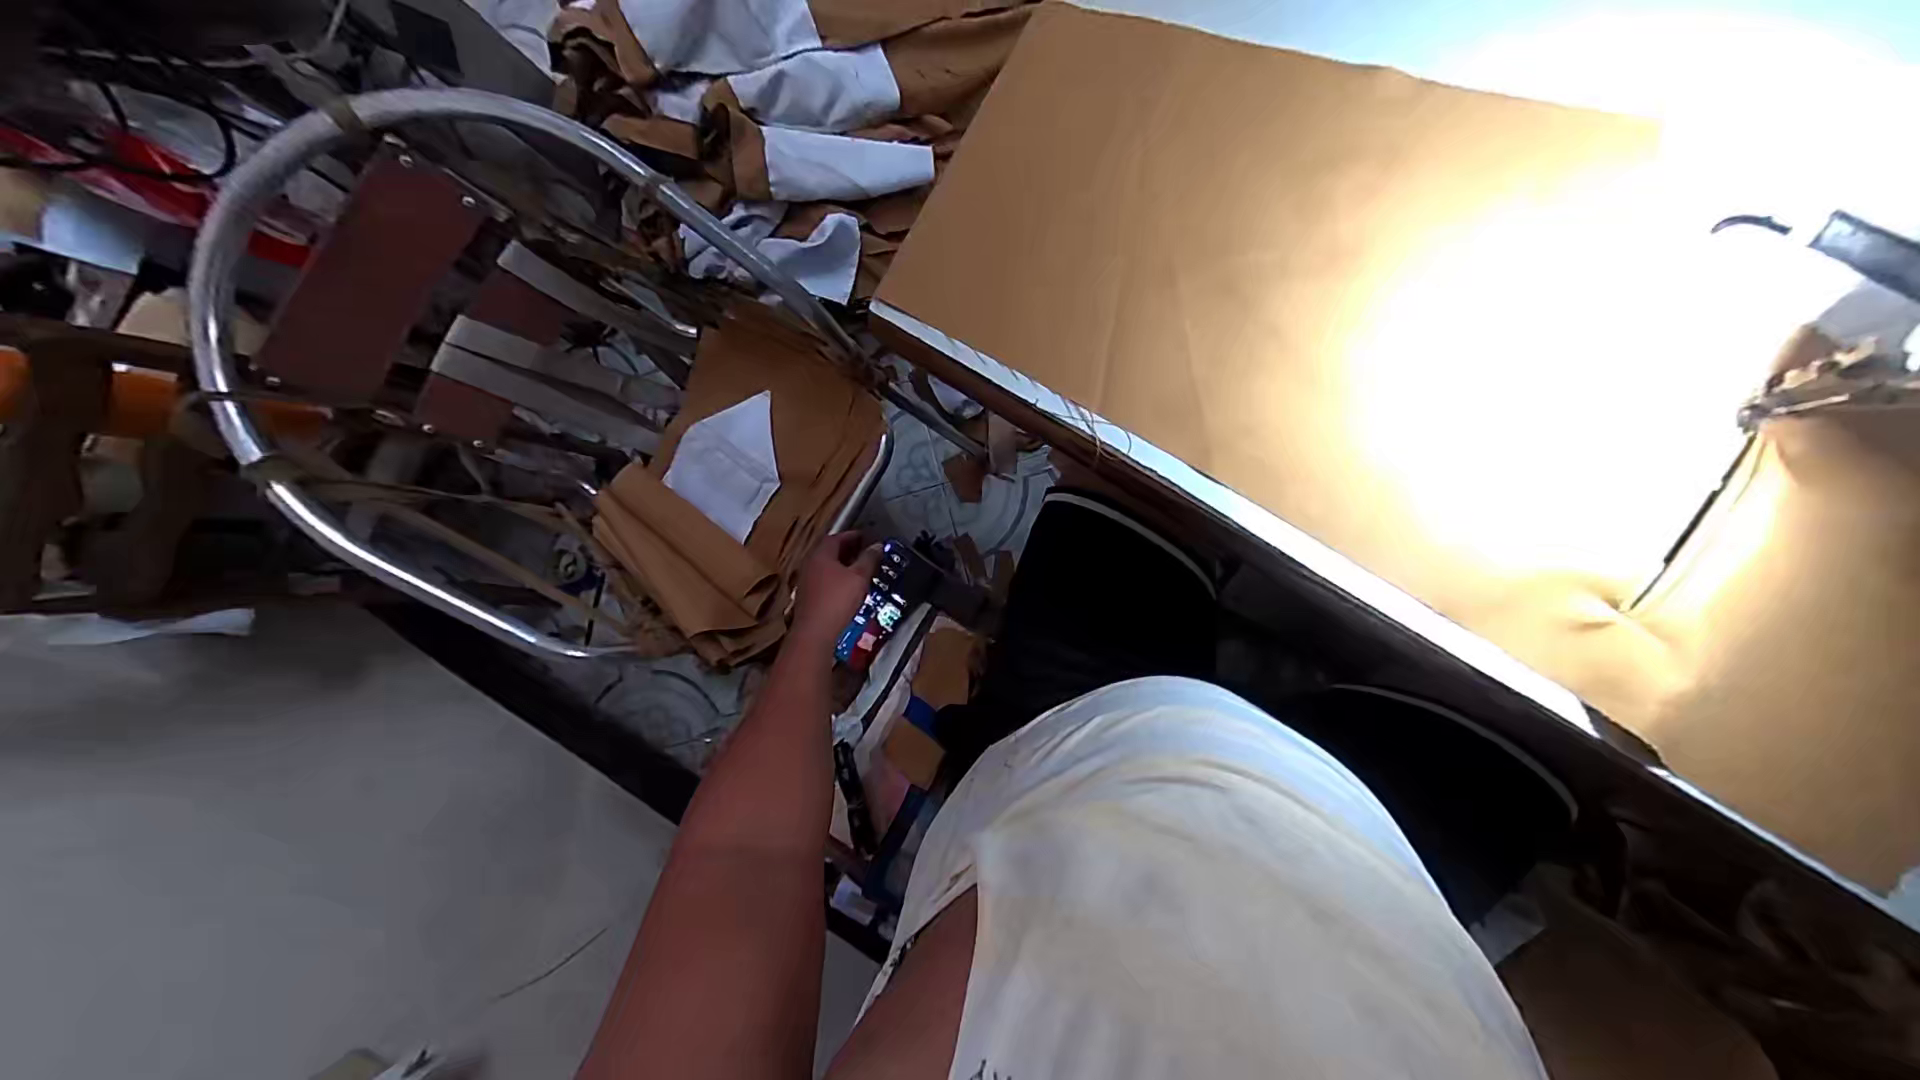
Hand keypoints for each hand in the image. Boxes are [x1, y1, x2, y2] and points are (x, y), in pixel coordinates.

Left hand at [791, 531, 879, 649]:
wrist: (815, 632)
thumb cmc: (836, 601)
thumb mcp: (859, 578)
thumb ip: (869, 560)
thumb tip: (876, 547)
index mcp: (821, 555)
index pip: (836, 537)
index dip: (852, 535)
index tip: (865, 537)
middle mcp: (809, 565)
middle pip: (829, 551)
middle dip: (847, 550)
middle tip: (863, 551)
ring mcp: (805, 581)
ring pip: (825, 567)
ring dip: (841, 565)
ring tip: (858, 569)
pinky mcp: (806, 597)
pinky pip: (823, 581)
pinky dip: (835, 579)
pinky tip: (847, 588)